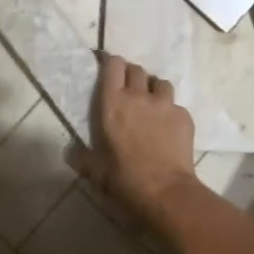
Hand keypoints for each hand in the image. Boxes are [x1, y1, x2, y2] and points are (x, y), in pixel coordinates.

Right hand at [92, 52, 198, 220]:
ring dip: (152, 89)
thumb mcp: (95, 171)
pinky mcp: (184, 115)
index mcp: (113, 103)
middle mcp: (139, 96)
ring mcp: (165, 103)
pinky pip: (175, 104)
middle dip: (131, 75)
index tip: (107, 68)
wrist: (166, 191)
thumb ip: (81, 157)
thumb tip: (69, 151)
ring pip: (159, 82)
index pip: (113, 64)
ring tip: (150, 104)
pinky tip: (167, 127)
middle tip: (127, 91)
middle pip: (136, 69)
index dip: (110, 62)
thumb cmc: (125, 179)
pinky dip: (169, 110)